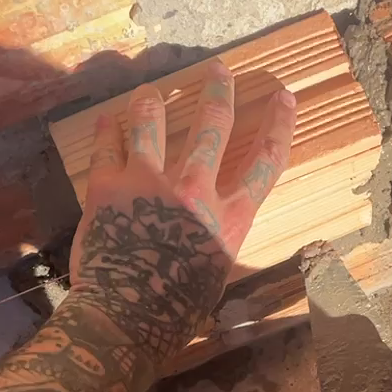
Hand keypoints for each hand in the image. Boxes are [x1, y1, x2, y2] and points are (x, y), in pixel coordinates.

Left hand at [65, 61, 296, 360]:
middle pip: (214, 127)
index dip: (278, 126)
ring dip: (153, 102)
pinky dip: (109, 128)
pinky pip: (108, 142)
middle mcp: (195, 192)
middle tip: (218, 70)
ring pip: (152, 121)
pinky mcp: (108, 184)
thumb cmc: (174, 314)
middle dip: (218, 91)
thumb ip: (214, 241)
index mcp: (229, 221)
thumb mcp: (214, 277)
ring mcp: (150, 182)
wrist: (125, 321)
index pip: (265, 164)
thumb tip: (204, 232)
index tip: (284, 96)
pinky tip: (108, 119)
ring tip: (151, 94)